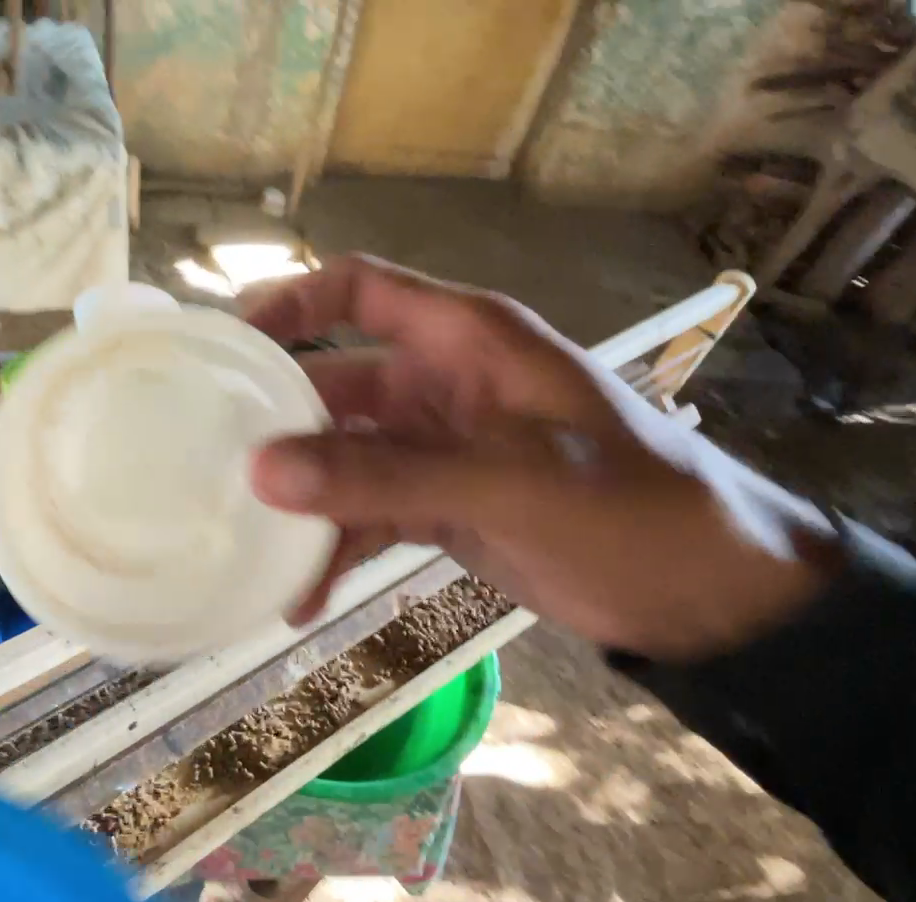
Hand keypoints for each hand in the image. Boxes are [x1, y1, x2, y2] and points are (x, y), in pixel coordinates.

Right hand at [245, 255, 837, 661]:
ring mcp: (435, 452)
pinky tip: (300, 595)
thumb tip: (263, 471)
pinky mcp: (439, 509)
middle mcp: (440, 386)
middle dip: (276, 424)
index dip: (290, 304)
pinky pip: (365, 518)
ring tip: (248, 546)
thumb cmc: (629, 509)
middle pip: (332, 385)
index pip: (360, 291)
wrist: (704, 594)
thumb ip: (384, 476)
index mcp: (466, 342)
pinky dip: (333, 552)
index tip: (225, 348)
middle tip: (211, 466)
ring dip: (299, 503)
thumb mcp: (508, 483)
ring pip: (341, 462)